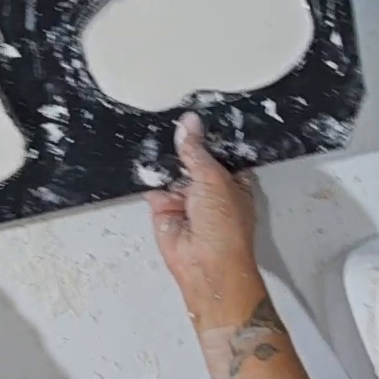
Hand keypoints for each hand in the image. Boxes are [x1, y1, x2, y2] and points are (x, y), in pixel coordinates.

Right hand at [146, 113, 265, 330]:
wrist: (204, 264)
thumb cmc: (225, 227)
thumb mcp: (213, 178)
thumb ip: (197, 150)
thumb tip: (189, 122)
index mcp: (232, 181)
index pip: (219, 152)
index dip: (208, 136)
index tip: (196, 113)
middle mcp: (210, 190)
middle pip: (194, 159)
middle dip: (184, 145)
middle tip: (173, 120)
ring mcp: (186, 201)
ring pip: (172, 171)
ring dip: (166, 160)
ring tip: (157, 135)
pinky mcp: (163, 210)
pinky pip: (154, 187)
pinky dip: (150, 177)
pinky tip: (146, 159)